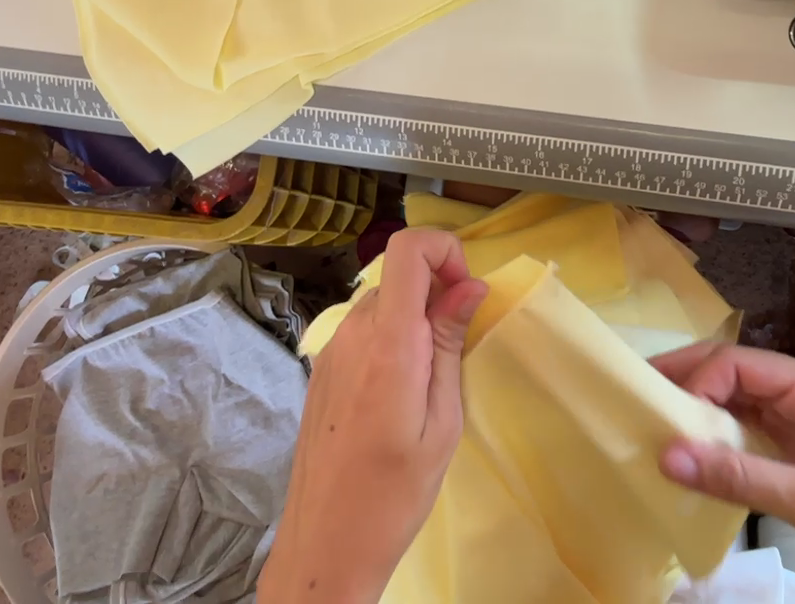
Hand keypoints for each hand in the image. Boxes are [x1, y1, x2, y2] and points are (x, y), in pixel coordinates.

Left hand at [258, 229, 488, 603]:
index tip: (466, 293)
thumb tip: (471, 285)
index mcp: (388, 340)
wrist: (324, 545)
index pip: (408, 249)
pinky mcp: (323, 369)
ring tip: (428, 380)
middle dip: (437, 292)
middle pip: (398, 275)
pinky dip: (390, 337)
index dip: (445, 250)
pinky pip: (363, 330)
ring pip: (382, 302)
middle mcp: (352, 331)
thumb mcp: (442, 421)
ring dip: (413, 318)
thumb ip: (449, 342)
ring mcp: (331, 349)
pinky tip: (397, 394)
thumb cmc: (395, 492)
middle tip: (456, 346)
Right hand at [652, 343, 794, 603]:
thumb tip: (667, 455)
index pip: (741, 364)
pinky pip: (745, 431)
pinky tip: (688, 452)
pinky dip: (714, 438)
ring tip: (654, 422)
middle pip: (734, 374)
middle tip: (638, 398)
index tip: (664, 415)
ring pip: (736, 401)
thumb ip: (741, 477)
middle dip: (688, 382)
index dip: (698, 380)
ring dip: (697, 410)